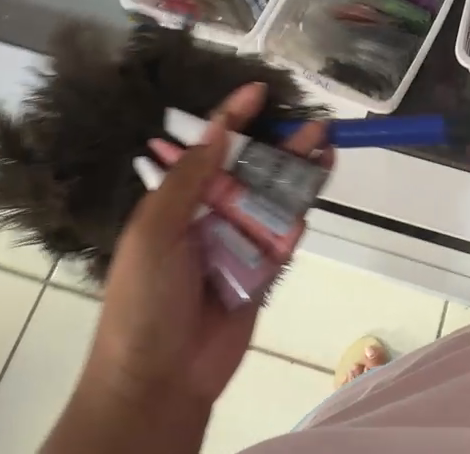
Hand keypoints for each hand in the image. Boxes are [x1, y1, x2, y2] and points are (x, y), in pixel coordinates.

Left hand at [45, 83, 328, 453]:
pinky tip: (319, 179)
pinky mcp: (261, 269)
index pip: (208, 148)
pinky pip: (285, 231)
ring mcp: (237, 242)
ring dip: (297, 168)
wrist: (159, 381)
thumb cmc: (144, 301)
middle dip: (278, 142)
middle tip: (310, 120)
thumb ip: (187, 180)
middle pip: (249, 168)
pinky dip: (302, 206)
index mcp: (176, 202)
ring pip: (273, 195)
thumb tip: (216, 128)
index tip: (258, 89)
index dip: (233, 117)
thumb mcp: (155, 232)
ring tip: (325, 141)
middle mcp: (209, 215)